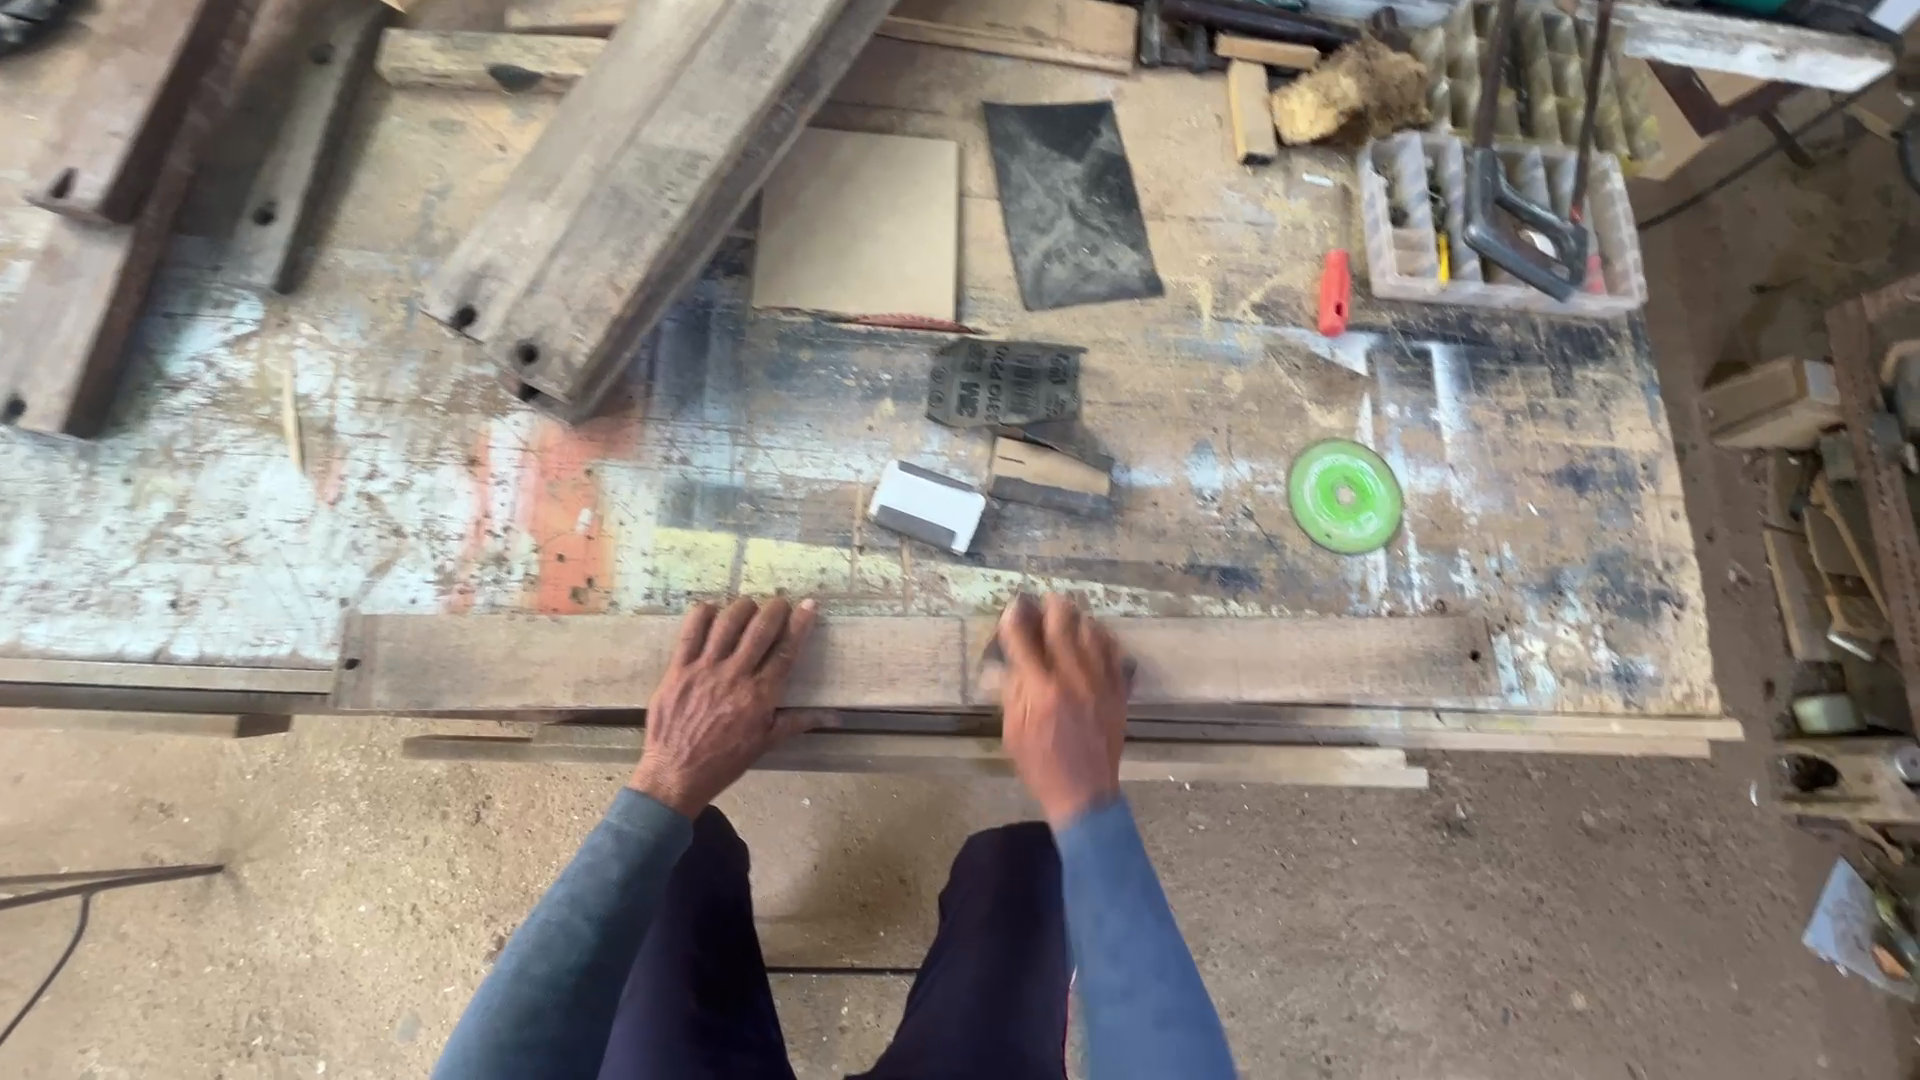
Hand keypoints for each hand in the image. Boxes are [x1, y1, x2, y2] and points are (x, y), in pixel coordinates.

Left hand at [629, 596, 820, 816]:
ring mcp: (703, 671)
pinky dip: (703, 615)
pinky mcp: (677, 670)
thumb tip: (835, 717)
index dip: (800, 624)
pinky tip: (712, 610)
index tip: (809, 605)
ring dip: (743, 608)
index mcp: (760, 695)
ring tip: (749, 607)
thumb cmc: (724, 762)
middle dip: (775, 608)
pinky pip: (690, 632)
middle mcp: (734, 677)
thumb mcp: (766, 743)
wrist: (675, 777)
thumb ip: (798, 721)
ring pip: (727, 623)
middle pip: (760, 629)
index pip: (786, 650)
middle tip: (780, 603)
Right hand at [997, 594, 1129, 828]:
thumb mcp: (1012, 731)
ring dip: (1080, 618)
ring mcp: (1100, 684)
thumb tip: (1009, 663)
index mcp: (1041, 690)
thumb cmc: (1041, 765)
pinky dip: (1104, 639)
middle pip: (1064, 627)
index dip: (1015, 619)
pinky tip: (1098, 635)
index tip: (1013, 606)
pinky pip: (1115, 654)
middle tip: (1048, 598)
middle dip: (1053, 607)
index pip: (1023, 641)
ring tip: (1073, 611)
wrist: (1085, 792)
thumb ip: (1011, 692)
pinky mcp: (1118, 693)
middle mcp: (1072, 679)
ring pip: (1093, 635)